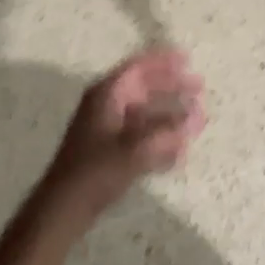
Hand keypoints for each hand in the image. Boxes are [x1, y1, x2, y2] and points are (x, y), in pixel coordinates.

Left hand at [42, 47, 207, 216]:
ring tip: (195, 119)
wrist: (65, 205)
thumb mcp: (135, 148)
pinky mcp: (109, 149)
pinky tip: (178, 152)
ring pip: (143, 112)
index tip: (188, 59)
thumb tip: (197, 114)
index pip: (137, 67)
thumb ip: (168, 130)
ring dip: (169, 114)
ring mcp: (106, 128)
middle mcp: (105, 105)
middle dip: (171, 86)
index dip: (162, 61)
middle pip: (142, 87)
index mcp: (106, 95)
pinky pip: (140, 135)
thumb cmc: (97, 171)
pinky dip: (159, 138)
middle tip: (199, 86)